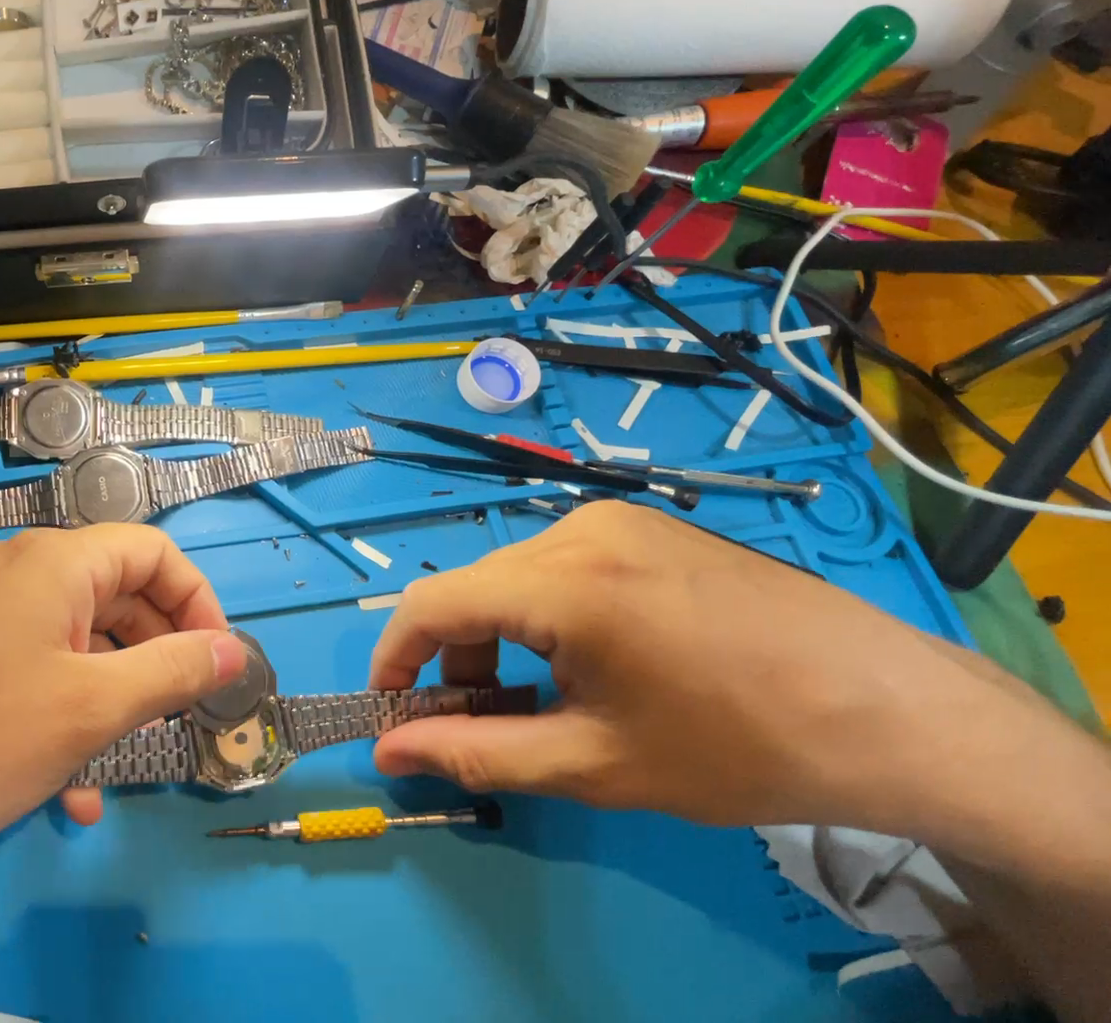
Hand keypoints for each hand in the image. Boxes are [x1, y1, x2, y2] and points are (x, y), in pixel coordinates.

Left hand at [0, 525, 244, 874]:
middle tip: (177, 718)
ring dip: (108, 702)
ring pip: (74, 645)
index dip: (197, 602)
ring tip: (120, 765)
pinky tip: (65, 789)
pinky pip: (31, 672)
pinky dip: (60, 716)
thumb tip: (234, 650)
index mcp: (54, 564)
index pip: (152, 552)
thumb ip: (172, 673)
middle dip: (154, 660)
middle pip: (115, 597)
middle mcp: (17, 574)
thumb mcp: (89, 710)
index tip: (216, 665)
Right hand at [368, 500, 1087, 841]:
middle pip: (473, 590)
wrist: (899, 715)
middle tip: (479, 725)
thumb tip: (387, 752)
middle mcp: (581, 529)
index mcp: (565, 581)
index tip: (393, 710)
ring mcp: (620, 521)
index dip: (395, 657)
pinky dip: (541, 615)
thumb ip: (475, 755)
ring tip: (538, 700)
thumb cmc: (739, 747)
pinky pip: (559, 565)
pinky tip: (586, 661)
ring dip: (498, 638)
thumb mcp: (594, 765)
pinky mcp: (649, 528)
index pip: (432, 603)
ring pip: (512, 576)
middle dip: (455, 659)